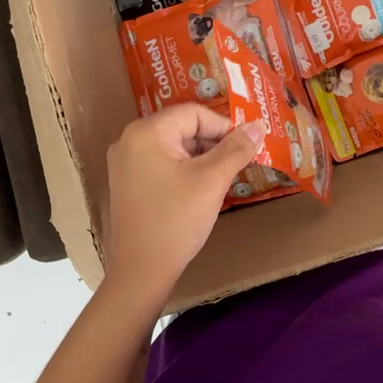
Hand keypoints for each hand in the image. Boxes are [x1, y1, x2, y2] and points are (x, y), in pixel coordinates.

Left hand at [102, 104, 264, 303]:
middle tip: (237, 164)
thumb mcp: (211, 181)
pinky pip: (161, 164)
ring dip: (200, 158)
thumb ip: (235, 150)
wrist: (142, 270)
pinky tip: (200, 190)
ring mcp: (124, 164)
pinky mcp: (127, 184)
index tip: (246, 147)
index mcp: (146, 132)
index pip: (193, 113)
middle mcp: (128, 141)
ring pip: (172, 148)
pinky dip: (184, 171)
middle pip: (181, 128)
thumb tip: (258, 126)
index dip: (224, 127)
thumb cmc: (176, 221)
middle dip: (212, 143)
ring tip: (221, 179)